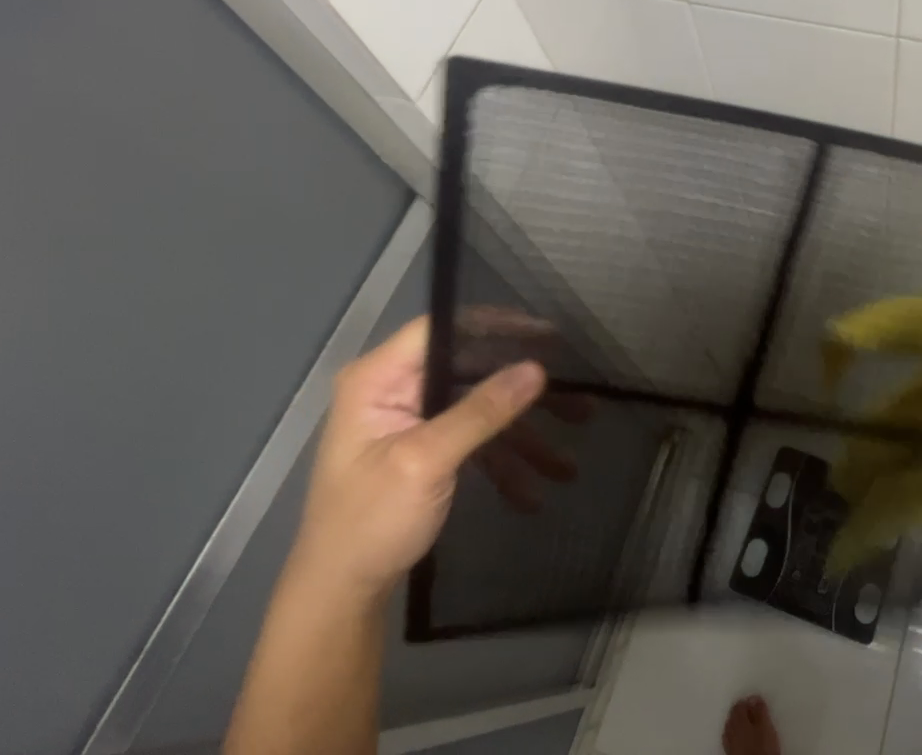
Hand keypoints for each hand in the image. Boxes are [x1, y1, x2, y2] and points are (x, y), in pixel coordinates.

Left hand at [287, 317, 547, 598]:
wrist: (341, 594)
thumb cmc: (370, 522)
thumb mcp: (427, 462)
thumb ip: (481, 411)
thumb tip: (537, 368)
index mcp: (379, 379)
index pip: (444, 330)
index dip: (498, 326)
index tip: (550, 337)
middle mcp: (395, 390)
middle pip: (474, 373)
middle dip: (527, 397)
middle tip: (580, 405)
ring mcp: (412, 422)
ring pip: (482, 412)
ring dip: (524, 440)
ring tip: (568, 467)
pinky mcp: (427, 450)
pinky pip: (475, 443)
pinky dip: (504, 465)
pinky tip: (533, 494)